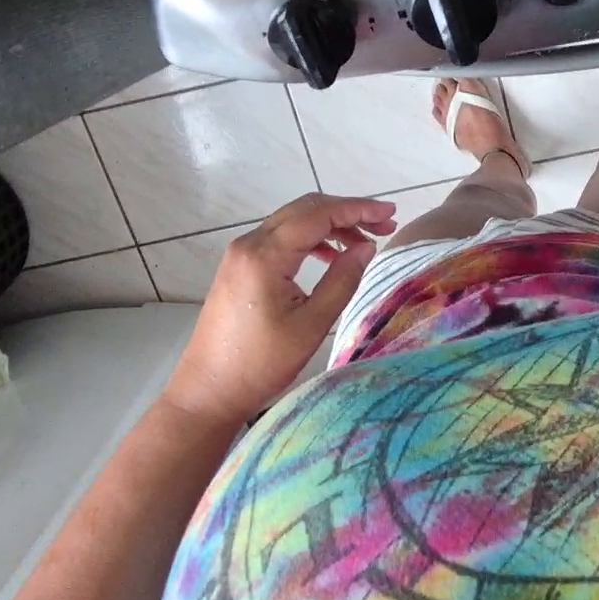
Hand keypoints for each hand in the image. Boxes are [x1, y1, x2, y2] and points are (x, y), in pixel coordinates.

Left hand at [164, 193, 397, 423]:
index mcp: (265, 255)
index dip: (358, 209)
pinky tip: (332, 257)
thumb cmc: (261, 363)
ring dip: (331, 225)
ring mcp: (241, 254)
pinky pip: (282, 239)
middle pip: (305, 209)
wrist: (208, 390)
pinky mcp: (240, 267)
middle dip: (348, 212)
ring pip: (294, 222)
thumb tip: (367, 247)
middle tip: (384, 224)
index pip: (318, 214)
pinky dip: (311, 240)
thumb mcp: (312, 324)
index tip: (390, 212)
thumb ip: (343, 280)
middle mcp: (250, 244)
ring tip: (366, 242)